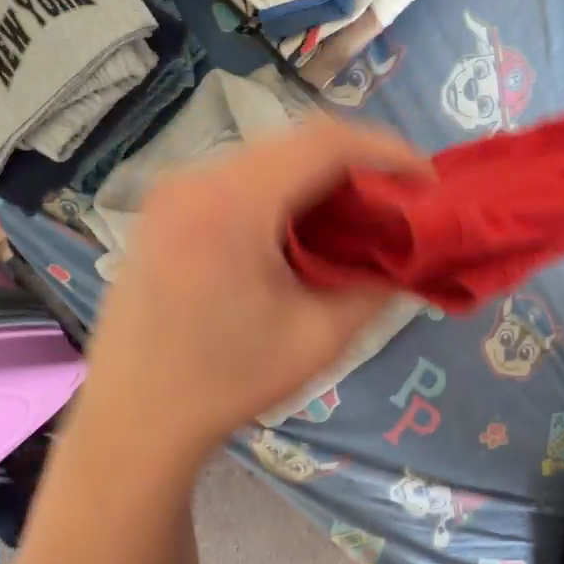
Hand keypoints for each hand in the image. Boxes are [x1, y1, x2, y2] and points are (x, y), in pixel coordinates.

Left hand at [79, 117, 431, 452]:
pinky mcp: (165, 212)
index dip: (388, 152)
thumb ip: (375, 288)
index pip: (326, 143)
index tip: (429, 183)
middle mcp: (196, 179)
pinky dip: (287, 197)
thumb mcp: (320, 339)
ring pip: (269, 161)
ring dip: (323, 183)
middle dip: (360, 169)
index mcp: (232, 204)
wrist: (134, 420)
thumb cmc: (229, 383)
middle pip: (296, 144)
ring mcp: (173, 191)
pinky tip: (308, 236)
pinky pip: (240, 182)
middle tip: (401, 207)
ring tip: (363, 222)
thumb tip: (409, 260)